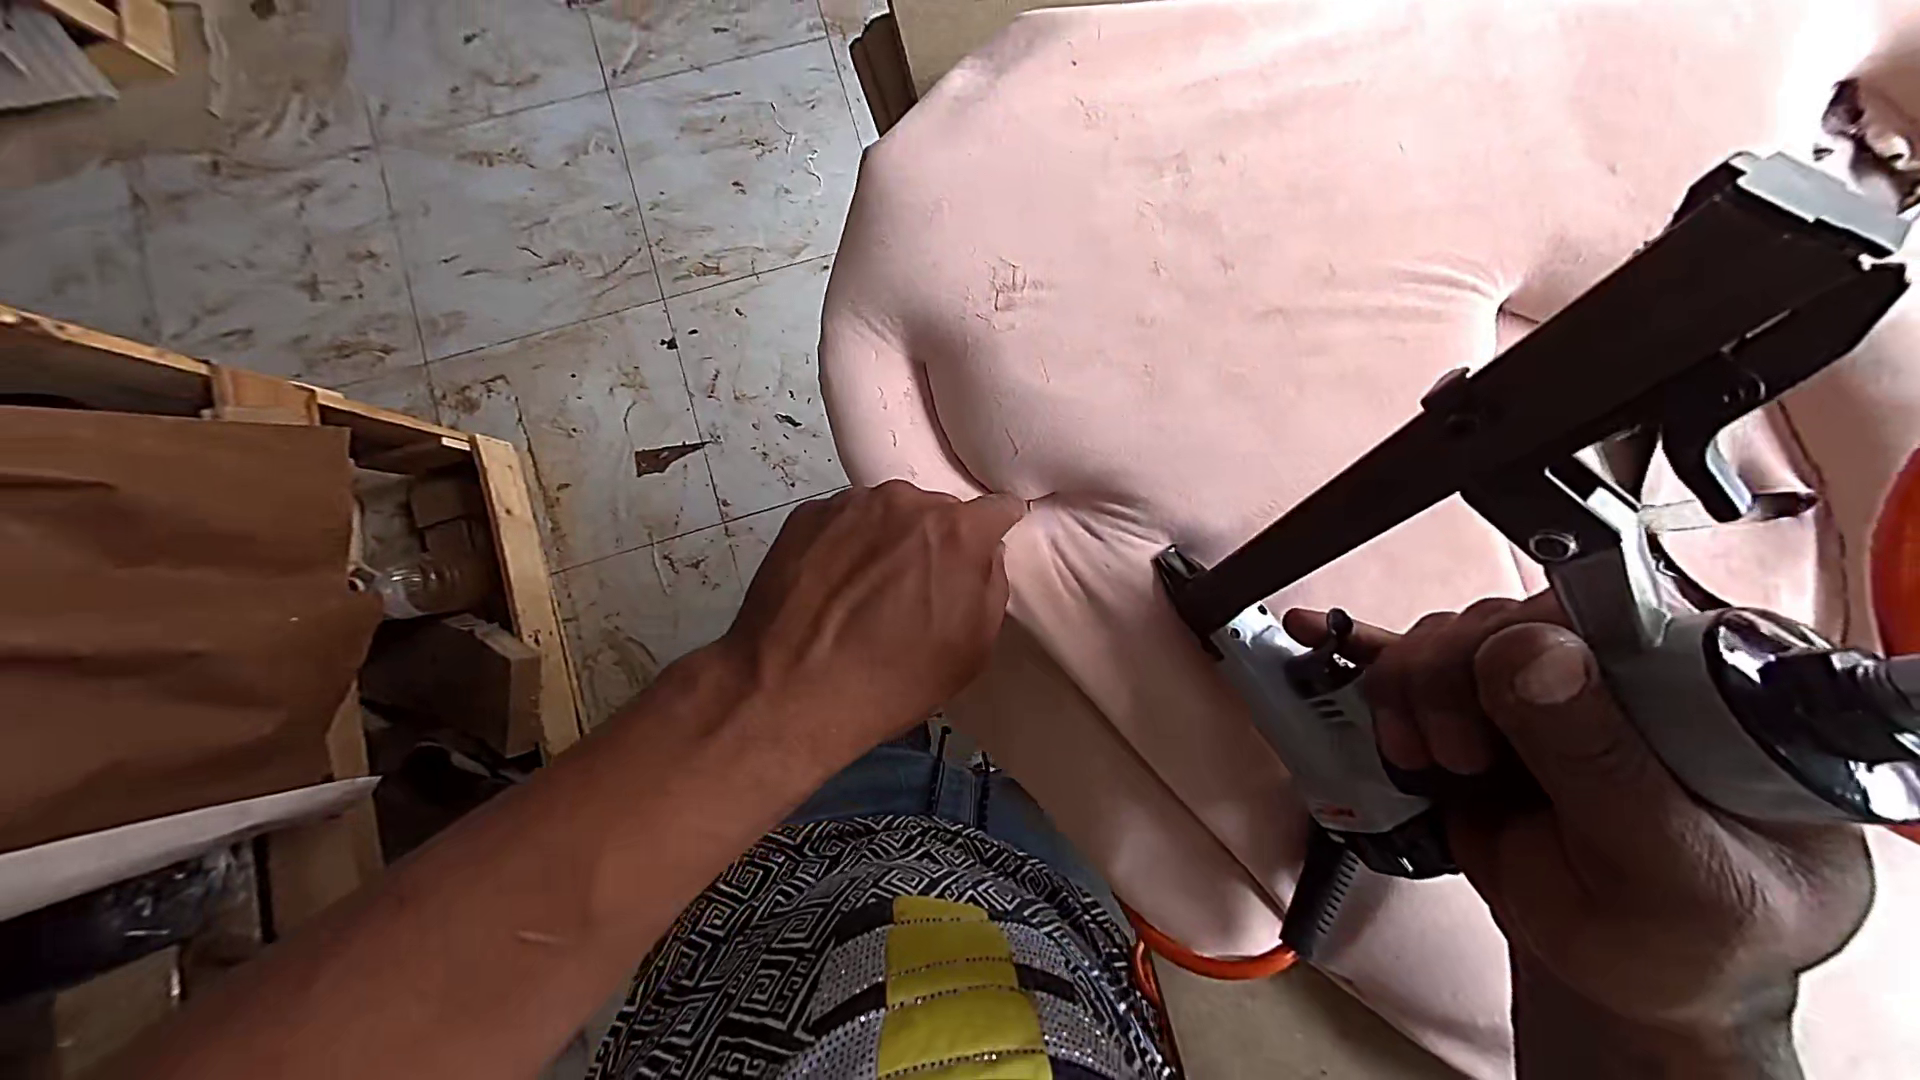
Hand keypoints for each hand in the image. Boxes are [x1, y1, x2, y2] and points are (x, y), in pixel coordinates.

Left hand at [718, 481, 1024, 766]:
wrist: (789, 692)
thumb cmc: (890, 680)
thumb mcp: (972, 648)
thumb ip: (990, 587)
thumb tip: (984, 557)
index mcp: (955, 532)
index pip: (996, 509)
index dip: (994, 532)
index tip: (984, 549)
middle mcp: (904, 503)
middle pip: (937, 511)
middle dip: (936, 542)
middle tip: (916, 588)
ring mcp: (850, 505)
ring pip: (889, 514)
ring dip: (889, 541)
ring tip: (868, 592)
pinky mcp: (807, 515)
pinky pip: (845, 522)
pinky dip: (847, 544)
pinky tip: (834, 588)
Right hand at [1287, 598, 1872, 1073]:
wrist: (1609, 963)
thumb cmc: (1676, 934)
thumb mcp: (1670, 870)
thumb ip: (1604, 763)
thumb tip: (1531, 650)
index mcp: (1695, 691)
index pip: (1601, 613)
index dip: (1532, 641)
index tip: (1496, 706)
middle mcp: (1607, 669)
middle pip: (1497, 621)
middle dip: (1448, 682)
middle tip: (1455, 756)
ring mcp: (1525, 686)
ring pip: (1438, 639)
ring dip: (1404, 691)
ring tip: (1420, 758)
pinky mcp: (1461, 707)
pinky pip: (1398, 660)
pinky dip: (1353, 648)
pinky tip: (1311, 632)